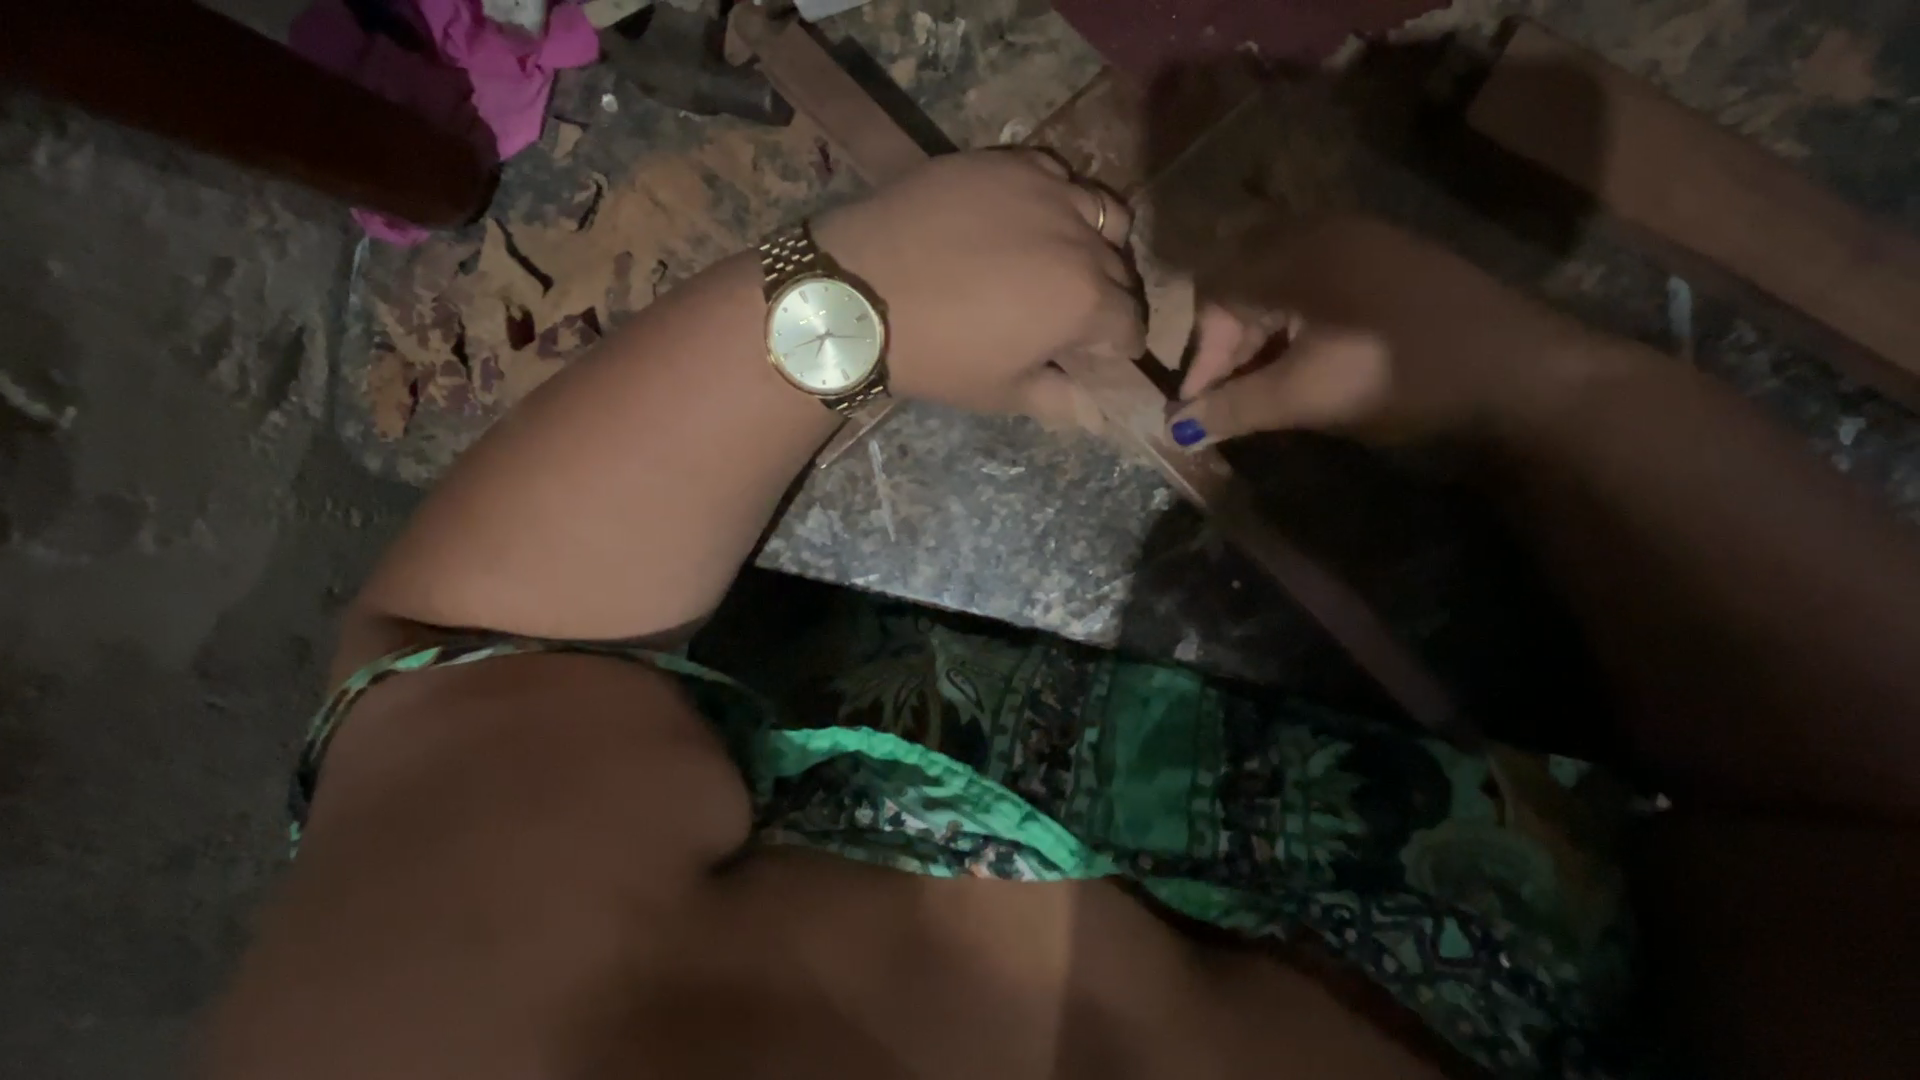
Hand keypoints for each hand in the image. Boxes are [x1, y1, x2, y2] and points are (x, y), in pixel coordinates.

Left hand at [810, 150, 1141, 419]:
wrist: (857, 292)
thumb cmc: (933, 355)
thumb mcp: (998, 392)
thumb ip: (1058, 400)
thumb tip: (1095, 415)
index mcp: (1084, 302)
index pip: (1130, 325)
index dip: (1116, 348)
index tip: (1094, 357)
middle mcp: (1079, 239)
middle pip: (1120, 270)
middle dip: (1108, 298)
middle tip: (1071, 316)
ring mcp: (1044, 191)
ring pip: (1102, 212)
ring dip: (1095, 242)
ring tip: (1061, 259)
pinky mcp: (1007, 162)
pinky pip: (1057, 174)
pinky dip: (1057, 198)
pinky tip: (1028, 219)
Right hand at [1165, 217, 1596, 447]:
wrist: (1523, 374)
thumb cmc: (1397, 376)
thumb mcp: (1303, 397)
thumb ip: (1231, 408)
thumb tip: (1173, 430)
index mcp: (1296, 253)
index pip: (1213, 293)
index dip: (1199, 356)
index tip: (1197, 409)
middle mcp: (1324, 231)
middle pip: (1243, 283)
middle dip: (1226, 347)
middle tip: (1227, 399)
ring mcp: (1364, 241)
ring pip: (1280, 286)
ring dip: (1260, 339)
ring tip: (1263, 389)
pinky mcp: (1391, 261)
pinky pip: (1316, 285)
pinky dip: (1295, 326)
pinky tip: (1305, 363)